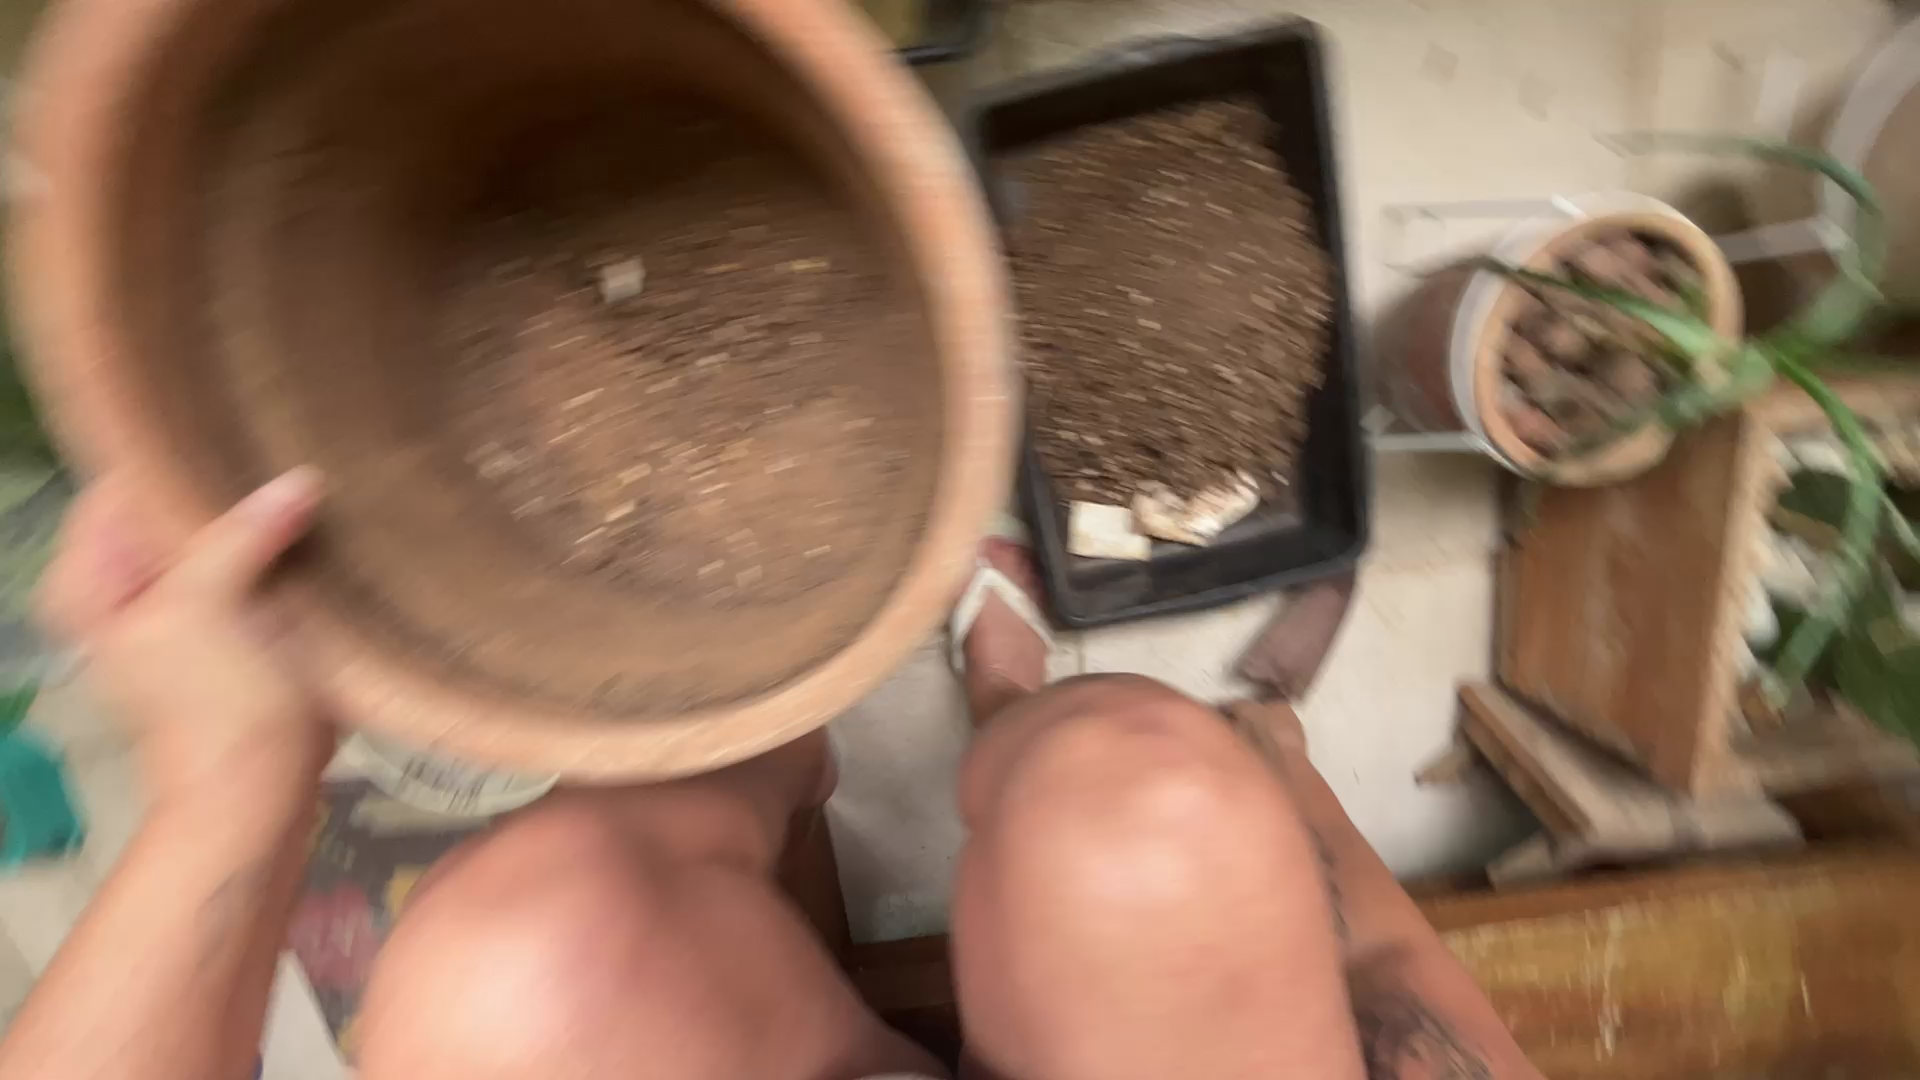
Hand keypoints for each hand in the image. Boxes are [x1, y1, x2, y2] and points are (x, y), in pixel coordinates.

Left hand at [38, 468, 332, 808]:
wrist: (262, 781)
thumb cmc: (215, 704)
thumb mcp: (204, 614)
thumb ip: (236, 541)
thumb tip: (297, 480)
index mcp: (96, 578)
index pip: (125, 487)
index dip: (176, 455)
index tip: (243, 427)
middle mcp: (141, 583)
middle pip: (185, 510)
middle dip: (239, 484)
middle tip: (299, 450)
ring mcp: (201, 603)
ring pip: (236, 537)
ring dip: (277, 516)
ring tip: (328, 480)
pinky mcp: (253, 620)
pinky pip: (270, 565)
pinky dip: (299, 548)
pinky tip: (336, 529)